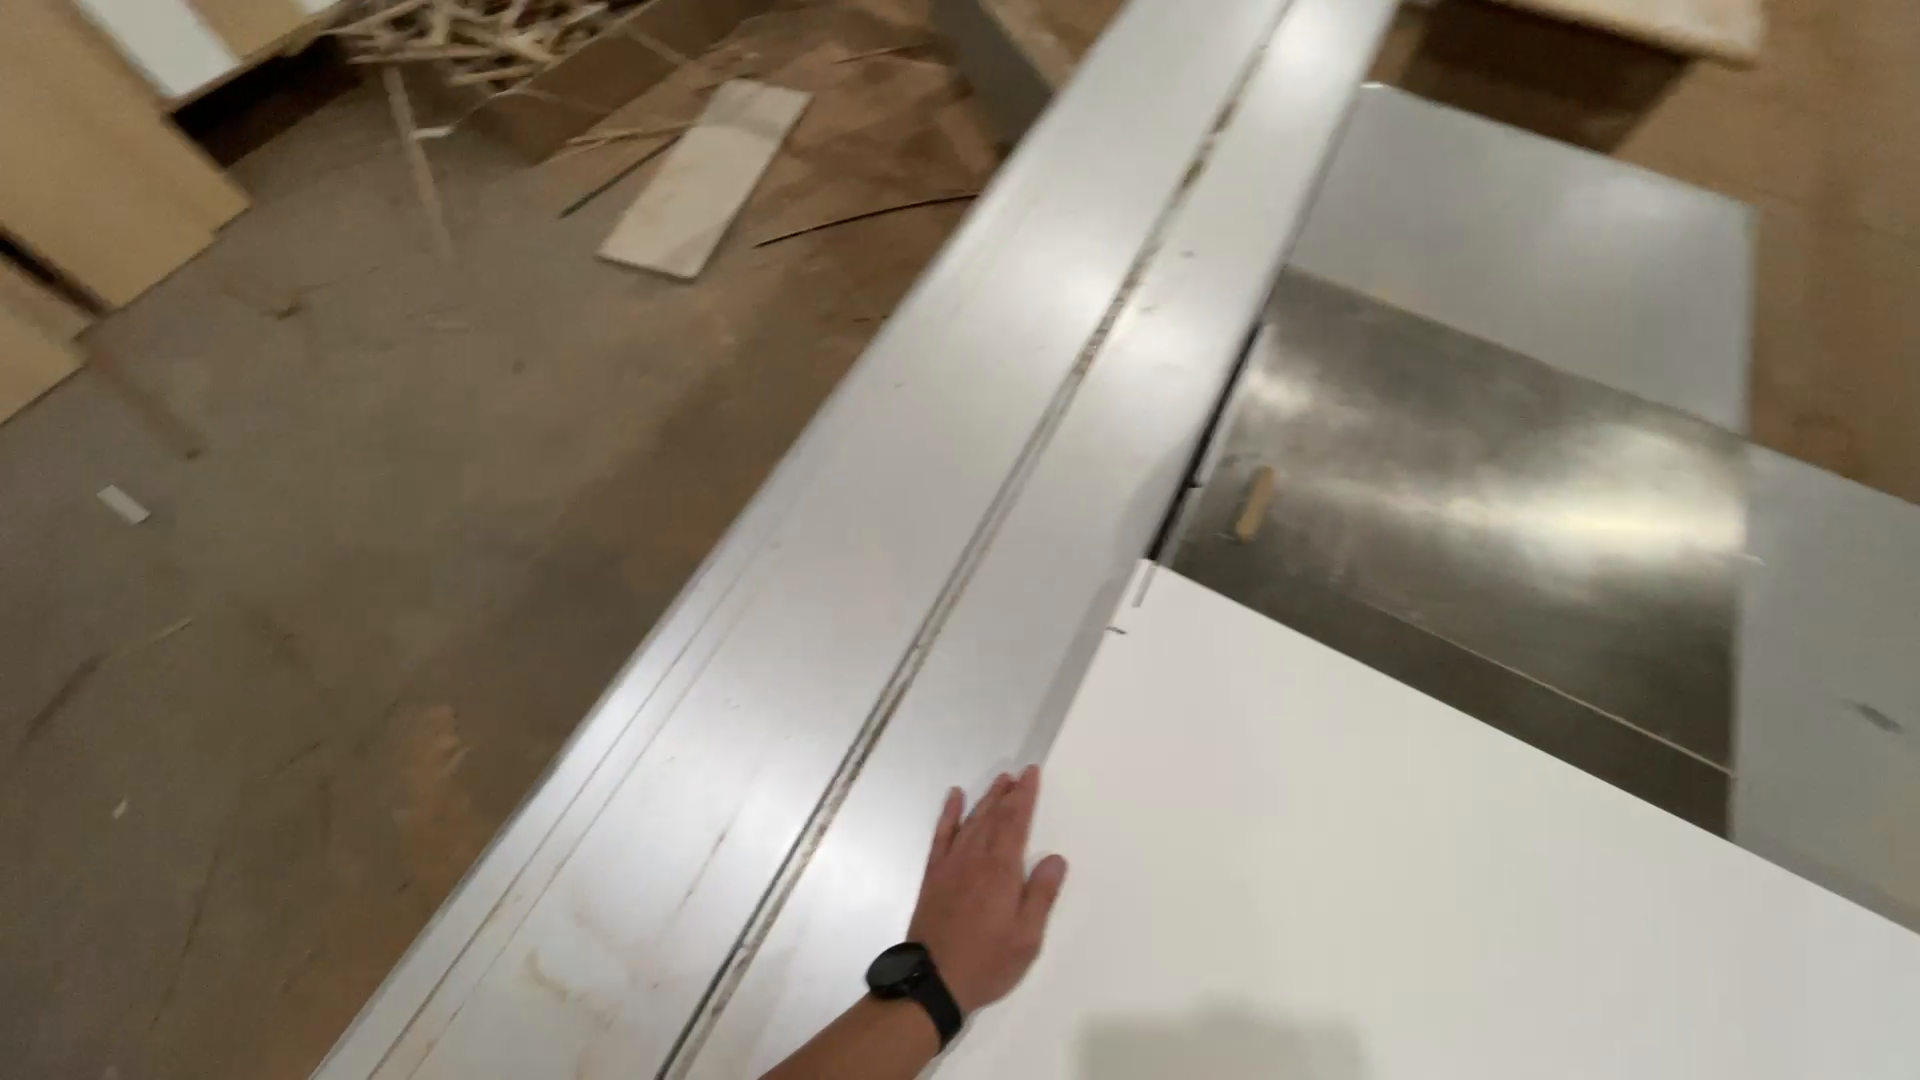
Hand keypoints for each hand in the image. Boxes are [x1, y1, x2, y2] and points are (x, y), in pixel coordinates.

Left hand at [907, 765, 1068, 1013]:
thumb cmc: (987, 962)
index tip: (1031, 774)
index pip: (1015, 822)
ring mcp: (951, 863)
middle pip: (994, 816)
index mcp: (1001, 870)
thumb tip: (1055, 858)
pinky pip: (942, 834)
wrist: (932, 980)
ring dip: (986, 798)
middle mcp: (975, 858)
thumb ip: (1041, 895)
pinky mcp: (934, 874)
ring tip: (999, 781)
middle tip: (1019, 773)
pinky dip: (949, 813)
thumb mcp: (1026, 938)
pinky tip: (954, 797)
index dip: (1025, 796)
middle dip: (1008, 793)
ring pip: (972, 820)